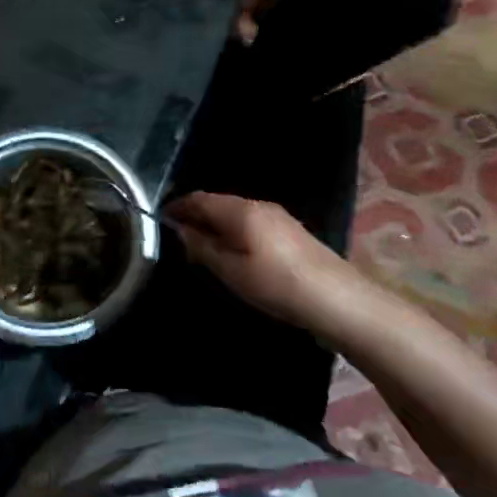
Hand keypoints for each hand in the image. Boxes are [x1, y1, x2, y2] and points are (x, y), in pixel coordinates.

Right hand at [164, 192, 356, 326]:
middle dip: (195, 215)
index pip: (200, 198)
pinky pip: (251, 222)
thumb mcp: (230, 270)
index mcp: (240, 210)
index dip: (178, 206)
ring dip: (215, 224)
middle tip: (175, 235)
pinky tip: (231, 250)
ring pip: (236, 213)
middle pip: (219, 203)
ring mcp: (278, 216)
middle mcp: (258, 205)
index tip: (159, 218)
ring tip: (199, 246)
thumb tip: (181, 230)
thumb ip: (203, 247)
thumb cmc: (276, 284)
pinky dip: (233, 231)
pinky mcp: (290, 231)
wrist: (336, 298)